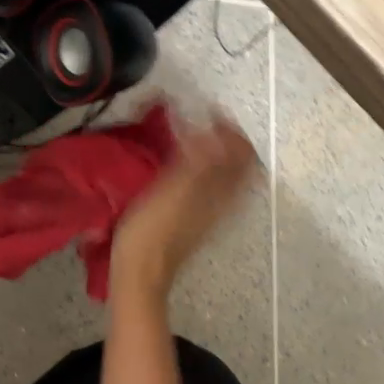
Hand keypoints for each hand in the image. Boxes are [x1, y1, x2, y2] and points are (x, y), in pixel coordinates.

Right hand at [110, 114, 257, 303]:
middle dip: (225, 140)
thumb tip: (212, 130)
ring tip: (193, 136)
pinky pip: (208, 184)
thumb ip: (195, 161)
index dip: (231, 130)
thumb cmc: (152, 231)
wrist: (141, 273)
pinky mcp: (192, 218)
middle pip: (237, 165)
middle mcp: (222, 202)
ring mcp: (208, 212)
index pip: (242, 155)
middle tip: (204, 120)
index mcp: (221, 194)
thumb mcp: (173, 191)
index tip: (210, 110)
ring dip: (214, 152)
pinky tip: (181, 165)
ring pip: (224, 175)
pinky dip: (201, 167)